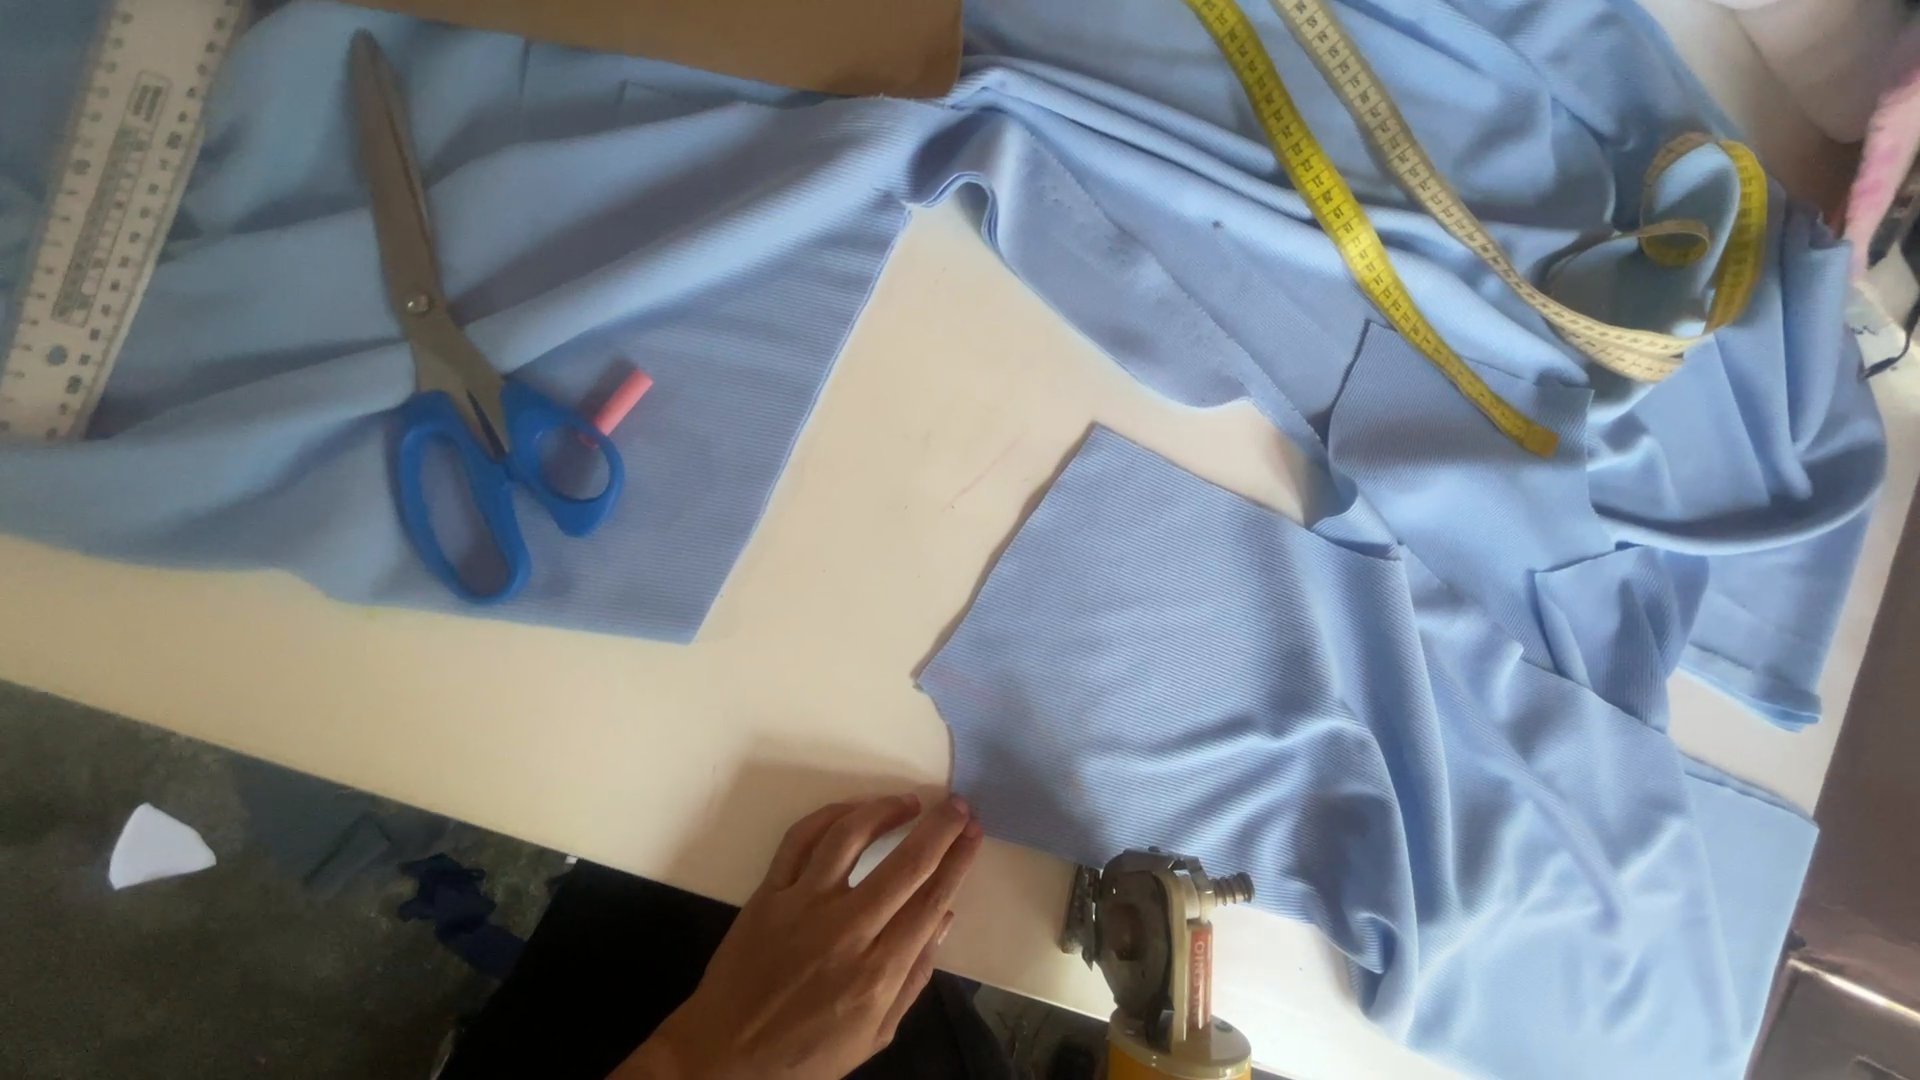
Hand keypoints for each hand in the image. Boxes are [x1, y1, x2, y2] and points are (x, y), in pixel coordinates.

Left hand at [615, 793, 983, 1079]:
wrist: (725, 1056)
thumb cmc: (806, 1053)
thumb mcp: (875, 1034)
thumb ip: (914, 977)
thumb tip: (944, 917)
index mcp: (877, 971)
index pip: (931, 899)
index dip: (958, 860)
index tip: (973, 832)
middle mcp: (846, 930)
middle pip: (905, 863)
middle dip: (940, 828)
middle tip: (957, 805)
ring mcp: (803, 905)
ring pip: (850, 836)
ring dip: (885, 810)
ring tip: (908, 802)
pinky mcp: (769, 892)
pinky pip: (801, 838)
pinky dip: (831, 814)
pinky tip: (854, 809)